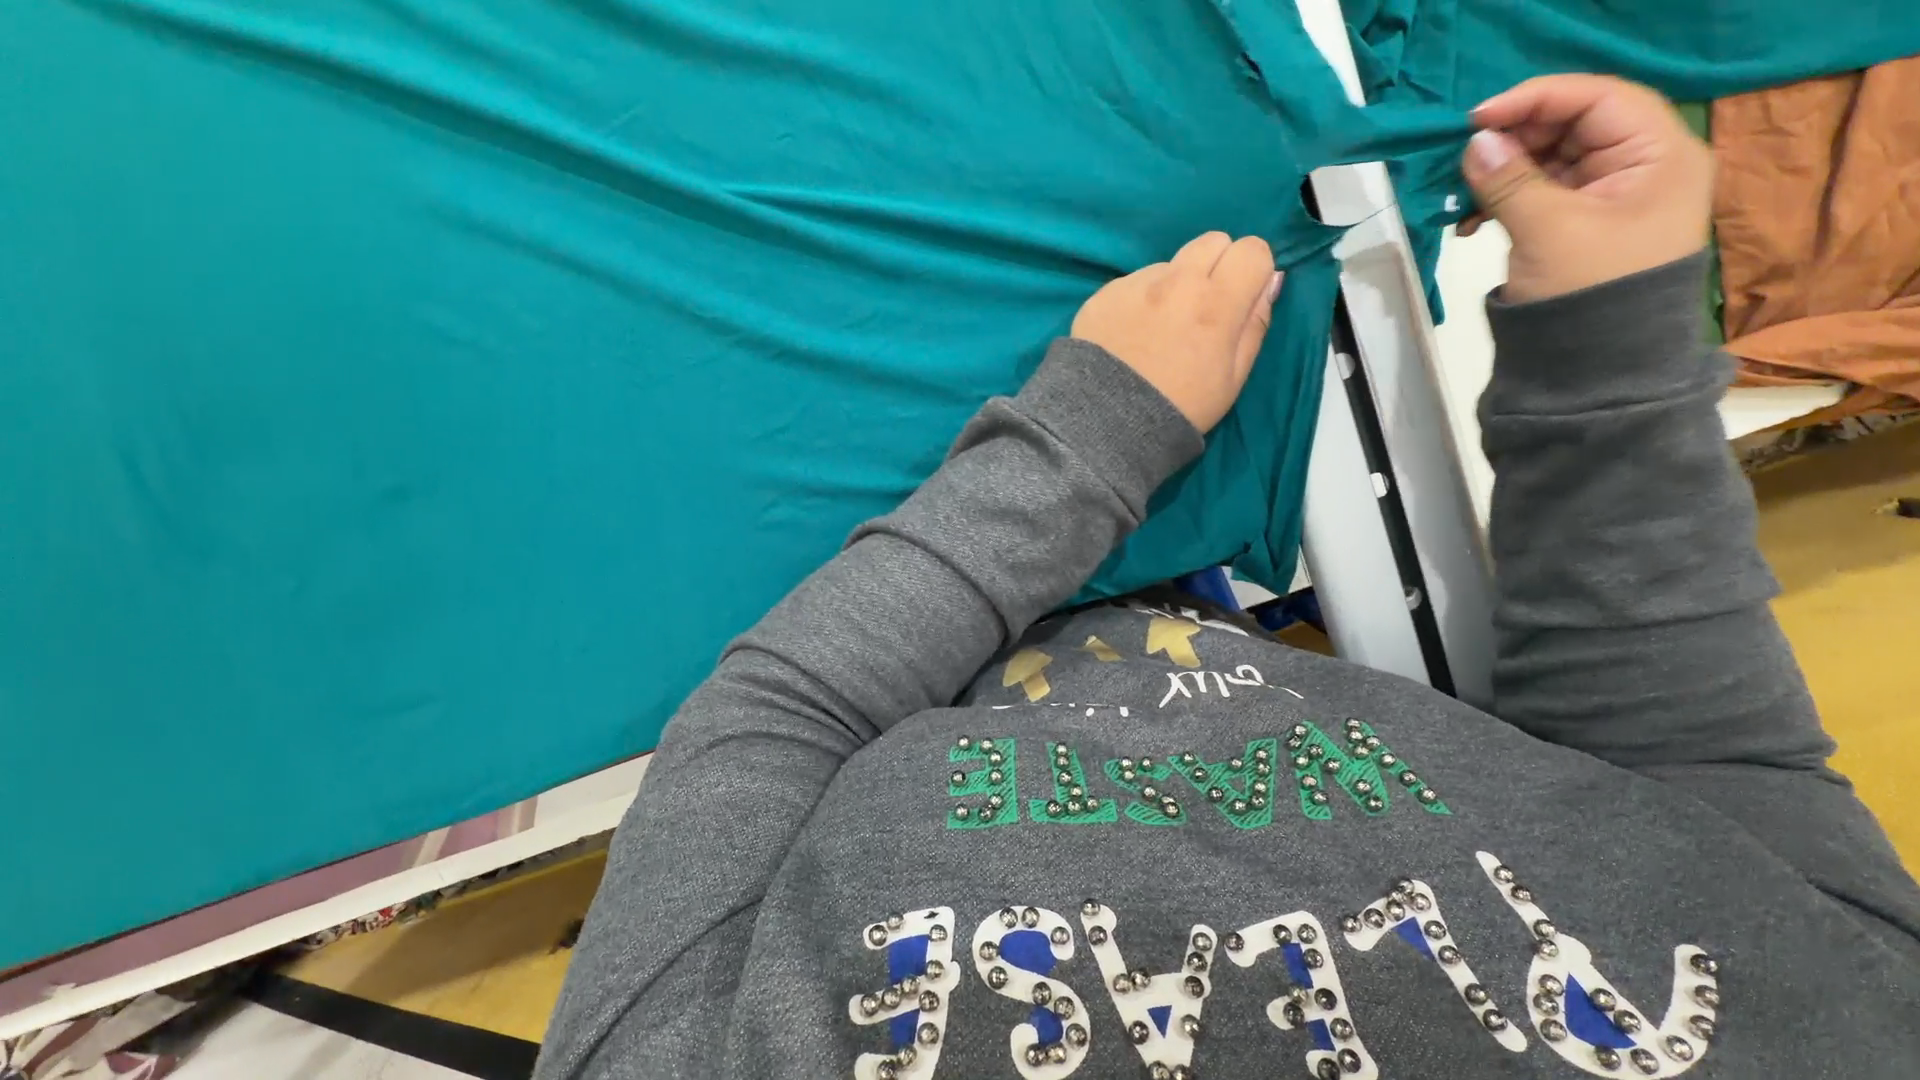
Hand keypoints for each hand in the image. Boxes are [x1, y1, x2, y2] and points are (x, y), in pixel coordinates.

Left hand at [1070, 232, 1282, 432]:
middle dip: (1217, 266)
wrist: (1105, 422)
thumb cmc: (1179, 407)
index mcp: (1216, 303)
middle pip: (1212, 241)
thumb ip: (1255, 324)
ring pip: (1170, 265)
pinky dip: (1139, 301)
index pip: (1252, 249)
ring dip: (1174, 286)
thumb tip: (1268, 282)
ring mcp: (1136, 284)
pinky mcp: (1104, 294)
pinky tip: (1130, 336)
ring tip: (1159, 330)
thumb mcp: (1233, 378)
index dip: (1252, 270)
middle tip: (1205, 307)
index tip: (1242, 296)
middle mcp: (1177, 282)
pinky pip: (1134, 284)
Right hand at [1457, 75, 1711, 302]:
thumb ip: (1509, 180)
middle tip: (1464, 161)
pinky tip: (1471, 220)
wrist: (1596, 368)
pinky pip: (1538, 192)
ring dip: (1501, 172)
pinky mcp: (1579, 223)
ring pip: (1549, 159)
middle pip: (1572, 126)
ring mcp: (1609, 196)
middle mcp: (1641, 165)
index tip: (1477, 118)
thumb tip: (1475, 142)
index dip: (1537, 99)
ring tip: (1463, 198)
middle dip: (1514, 139)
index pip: (1598, 98)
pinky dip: (1502, 198)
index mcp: (1659, 155)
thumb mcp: (1547, 230)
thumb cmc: (1588, 292)